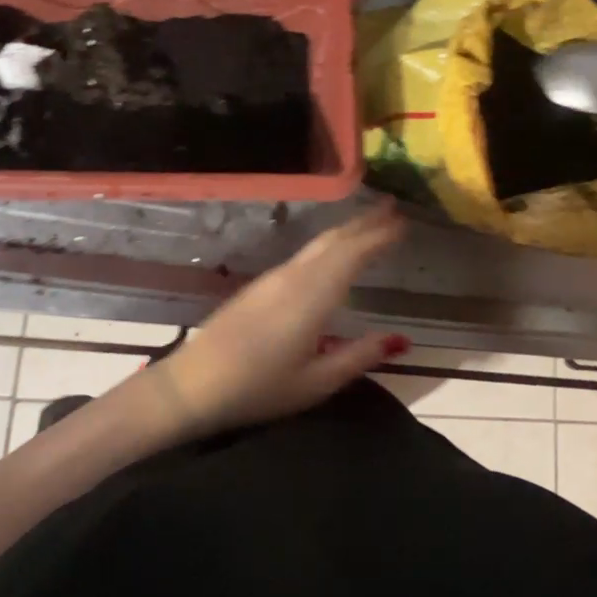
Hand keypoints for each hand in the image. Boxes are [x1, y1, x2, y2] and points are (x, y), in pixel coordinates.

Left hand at [148, 202, 408, 435]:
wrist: (192, 385)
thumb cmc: (258, 388)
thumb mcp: (316, 382)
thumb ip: (358, 357)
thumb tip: (396, 339)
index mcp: (313, 295)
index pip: (354, 253)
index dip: (380, 235)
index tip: (404, 221)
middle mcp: (294, 277)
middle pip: (334, 240)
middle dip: (365, 222)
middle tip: (393, 208)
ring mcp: (273, 279)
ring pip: (317, 245)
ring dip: (346, 231)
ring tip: (370, 224)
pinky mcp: (258, 287)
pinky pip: (303, 255)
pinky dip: (327, 245)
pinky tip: (332, 254)